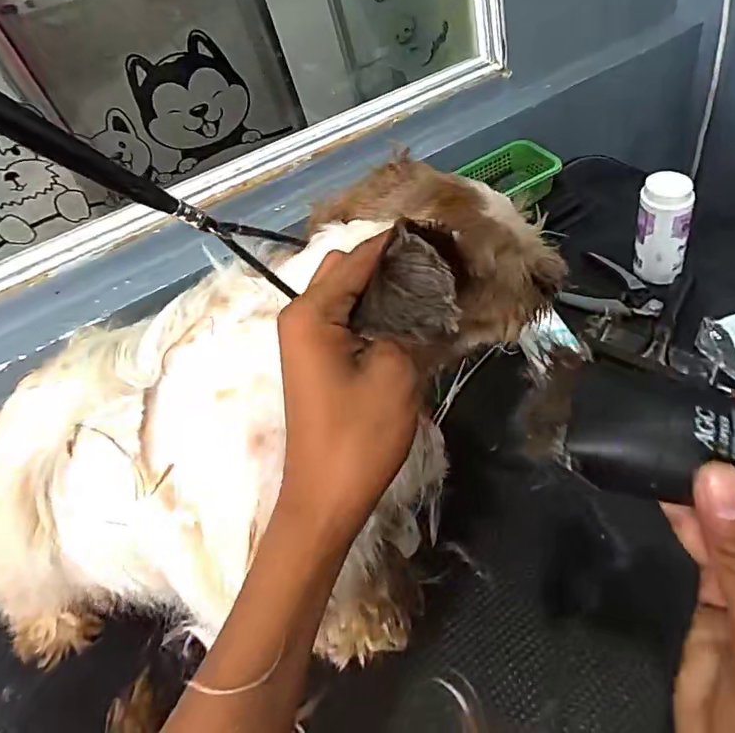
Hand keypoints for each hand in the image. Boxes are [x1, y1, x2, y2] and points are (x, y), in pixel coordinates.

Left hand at [276, 231, 421, 543]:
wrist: (325, 499)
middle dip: (384, 262)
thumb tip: (420, 294)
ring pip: (344, 291)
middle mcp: (300, 316)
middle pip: (345, 268)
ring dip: (378, 285)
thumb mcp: (396, 371)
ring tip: (424, 288)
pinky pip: (343, 315)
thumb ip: (407, 321)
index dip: (395, 244)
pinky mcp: (314, 357)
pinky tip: (404, 316)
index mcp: (312, 312)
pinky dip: (370, 308)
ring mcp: (304, 338)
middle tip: (430, 269)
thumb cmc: (359, 435)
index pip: (358, 259)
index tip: (434, 236)